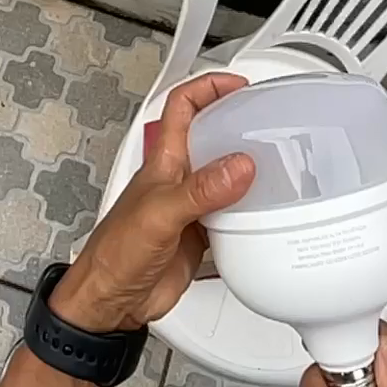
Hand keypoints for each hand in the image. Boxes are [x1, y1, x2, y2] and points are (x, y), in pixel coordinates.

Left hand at [50, 72, 255, 331]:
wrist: (111, 301)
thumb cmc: (116, 252)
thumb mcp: (159, 214)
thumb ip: (200, 190)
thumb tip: (239, 166)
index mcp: (164, 159)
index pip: (184, 105)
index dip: (209, 86)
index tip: (238, 85)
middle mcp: (179, 176)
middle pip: (210, 133)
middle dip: (236, 120)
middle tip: (265, 118)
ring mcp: (191, 205)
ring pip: (224, 172)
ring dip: (247, 166)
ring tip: (275, 162)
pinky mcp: (201, 233)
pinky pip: (233, 212)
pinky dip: (250, 210)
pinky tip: (264, 215)